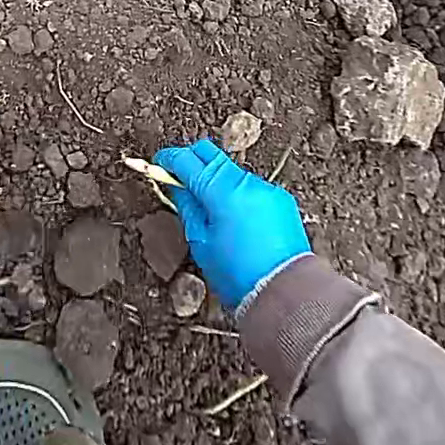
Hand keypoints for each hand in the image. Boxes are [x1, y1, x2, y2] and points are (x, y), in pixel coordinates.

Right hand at [154, 138, 311, 308]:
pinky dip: (238, 194)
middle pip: (211, 154)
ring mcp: (265, 187)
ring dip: (217, 181)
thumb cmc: (239, 275)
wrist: (283, 291)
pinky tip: (235, 219)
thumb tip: (176, 186)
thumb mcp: (201, 242)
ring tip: (209, 209)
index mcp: (222, 192)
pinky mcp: (279, 197)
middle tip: (179, 177)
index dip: (170, 158)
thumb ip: (187, 207)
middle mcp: (245, 182)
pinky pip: (251, 187)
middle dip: (192, 160)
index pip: (188, 161)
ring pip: (231, 171)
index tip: (160, 161)